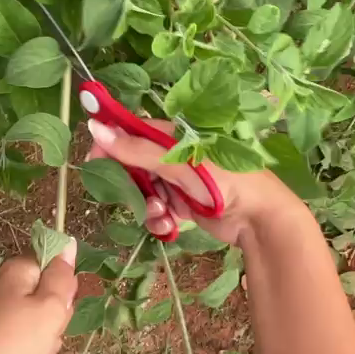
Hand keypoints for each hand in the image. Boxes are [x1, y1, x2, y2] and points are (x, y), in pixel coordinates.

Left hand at [0, 246, 78, 353]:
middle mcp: (7, 289)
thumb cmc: (14, 341)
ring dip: (44, 347)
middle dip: (55, 322)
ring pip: (42, 327)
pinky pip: (27, 347)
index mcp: (18, 272)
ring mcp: (1, 316)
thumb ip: (62, 277)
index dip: (64, 287)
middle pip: (50, 299)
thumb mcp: (50, 306)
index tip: (61, 305)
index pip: (54, 266)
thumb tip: (68, 243)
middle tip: (45, 333)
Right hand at [86, 118, 307, 247]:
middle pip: (134, 164)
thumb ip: (137, 149)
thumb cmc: (225, 181)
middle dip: (129, 183)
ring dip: (145, 205)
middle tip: (126, 195)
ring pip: (143, 190)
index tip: (93, 158)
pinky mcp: (183, 204)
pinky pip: (157, 209)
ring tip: (160, 213)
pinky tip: (167, 225)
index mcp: (175, 136)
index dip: (111, 143)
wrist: (261, 219)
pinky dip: (157, 218)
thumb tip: (95, 128)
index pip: (132, 133)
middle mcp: (174, 155)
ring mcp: (178, 181)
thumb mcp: (178, 163)